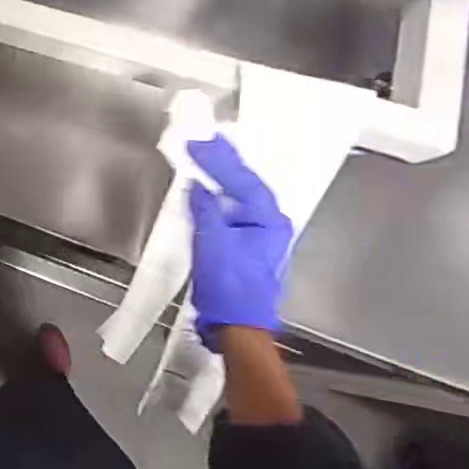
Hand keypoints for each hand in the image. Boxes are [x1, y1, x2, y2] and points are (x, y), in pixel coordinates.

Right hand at [187, 136, 293, 350]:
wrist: (238, 326)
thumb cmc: (228, 287)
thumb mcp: (212, 244)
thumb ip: (204, 211)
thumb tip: (197, 187)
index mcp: (268, 220)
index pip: (241, 180)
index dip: (218, 160)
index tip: (198, 142)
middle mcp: (270, 225)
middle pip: (246, 185)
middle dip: (225, 163)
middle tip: (205, 142)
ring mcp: (260, 237)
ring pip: (241, 198)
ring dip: (223, 179)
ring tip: (207, 159)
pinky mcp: (246, 248)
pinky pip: (234, 212)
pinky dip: (220, 199)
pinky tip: (209, 193)